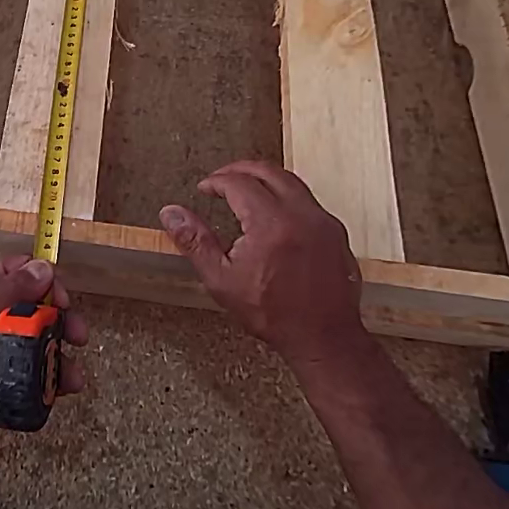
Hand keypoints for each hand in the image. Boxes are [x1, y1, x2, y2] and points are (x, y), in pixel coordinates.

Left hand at [0, 256, 88, 428]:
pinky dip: (52, 371)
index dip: (45, 280)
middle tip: (78, 335)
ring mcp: (2, 337)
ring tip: (73, 374)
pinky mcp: (7, 365)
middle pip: (39, 304)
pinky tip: (65, 384)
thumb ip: (10, 289)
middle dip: (62, 319)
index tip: (61, 300)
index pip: (21, 269)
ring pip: (42, 336)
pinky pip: (36, 362)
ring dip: (62, 351)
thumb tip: (44, 268)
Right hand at [159, 160, 367, 369]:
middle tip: (221, 179)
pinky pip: (308, 200)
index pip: (239, 183)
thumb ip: (195, 241)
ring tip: (244, 190)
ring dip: (264, 179)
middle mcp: (302, 215)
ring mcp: (324, 222)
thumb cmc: (274, 314)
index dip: (216, 181)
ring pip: (291, 182)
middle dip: (240, 170)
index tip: (204, 188)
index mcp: (271, 224)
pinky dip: (285, 196)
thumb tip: (171, 214)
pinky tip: (272, 214)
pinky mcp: (336, 232)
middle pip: (268, 171)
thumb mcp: (222, 280)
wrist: (324, 338)